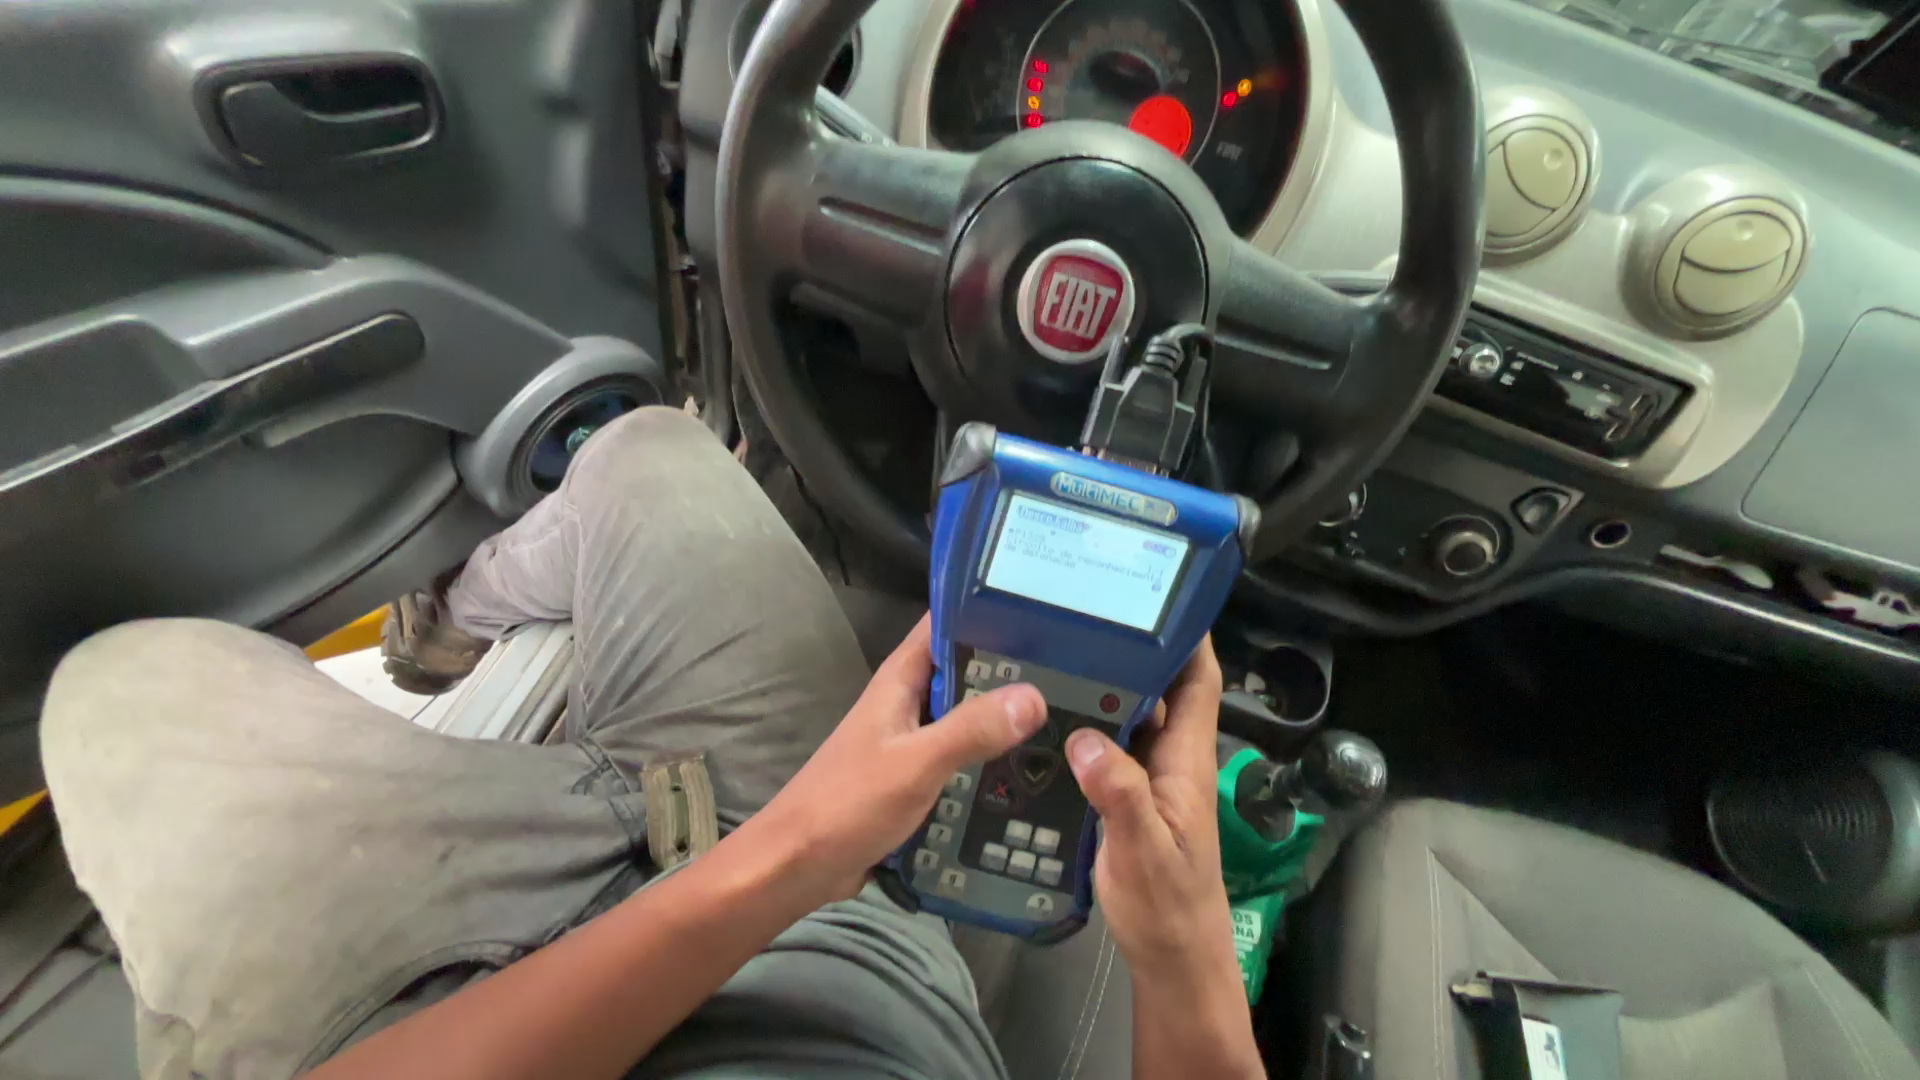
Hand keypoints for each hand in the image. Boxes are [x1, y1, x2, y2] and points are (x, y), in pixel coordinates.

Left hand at [737, 616, 1047, 904]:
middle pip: (966, 668)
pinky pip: (962, 752)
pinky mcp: (917, 772)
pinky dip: (990, 753)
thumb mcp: (915, 763)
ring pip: (967, 712)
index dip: (989, 609)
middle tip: (1074, 667)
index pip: (947, 622)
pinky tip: (1029, 764)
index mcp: (901, 678)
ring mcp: (912, 736)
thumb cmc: (848, 803)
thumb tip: (1034, 696)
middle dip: (1011, 666)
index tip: (1044, 610)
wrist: (799, 864)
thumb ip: (971, 729)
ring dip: (1004, 713)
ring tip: (1067, 710)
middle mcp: (908, 698)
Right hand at [1065, 639, 1237, 985]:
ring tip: (1059, 652)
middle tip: (1083, 614)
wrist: (1172, 957)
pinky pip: (1108, 744)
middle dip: (1131, 650)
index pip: (1198, 683)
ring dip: (1105, 685)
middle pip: (1159, 689)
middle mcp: (1170, 758)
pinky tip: (1052, 715)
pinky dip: (1087, 723)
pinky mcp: (1128, 795)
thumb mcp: (1142, 850)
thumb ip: (1119, 795)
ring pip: (1130, 715)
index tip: (1160, 596)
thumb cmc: (1168, 905)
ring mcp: (1149, 777)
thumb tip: (1084, 739)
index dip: (1188, 637)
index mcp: (1185, 759)